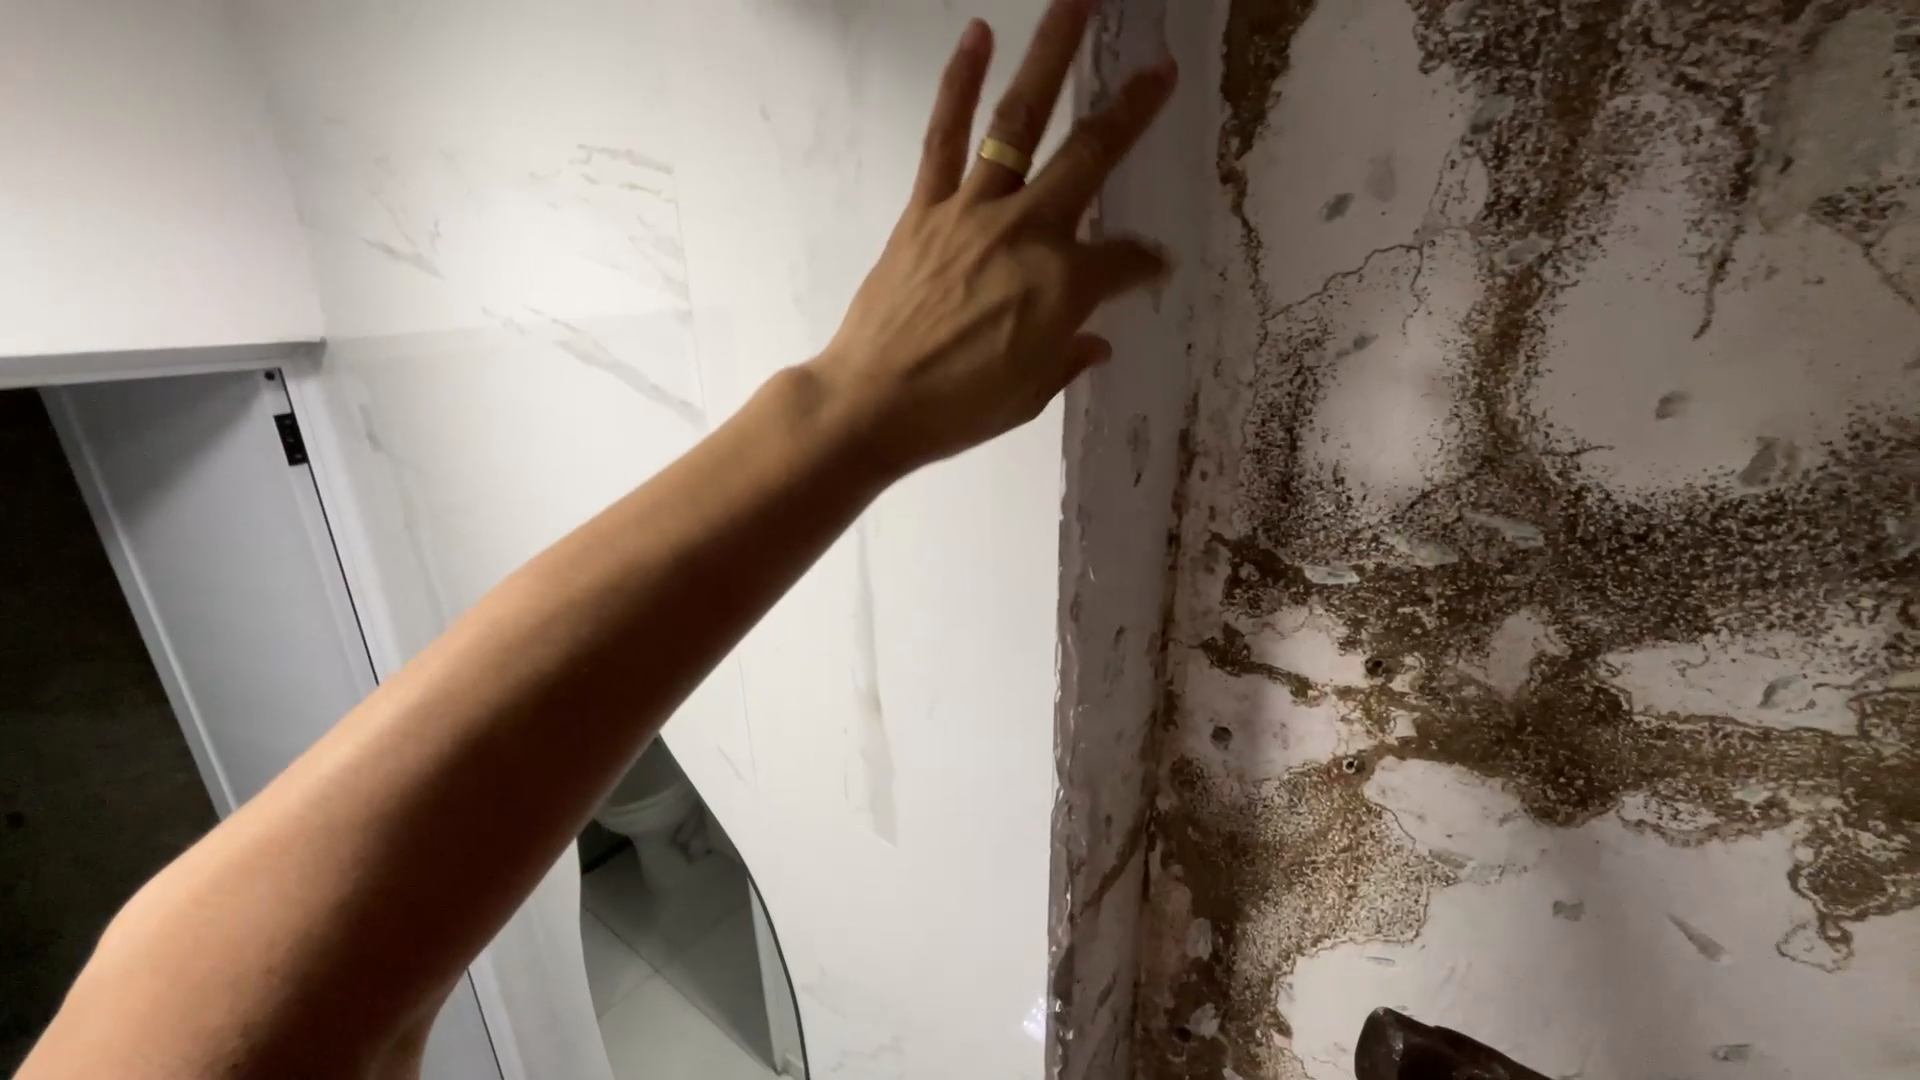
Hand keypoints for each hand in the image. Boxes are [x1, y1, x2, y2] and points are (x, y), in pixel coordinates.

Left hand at [809, 0, 1176, 473]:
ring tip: (1080, 2)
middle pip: (1092, 159)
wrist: (874, 402)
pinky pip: (945, 136)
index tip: (1153, 270)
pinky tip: (978, 33)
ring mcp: (974, 212)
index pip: (1126, 262)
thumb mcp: (1029, 395)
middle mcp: (1029, 232)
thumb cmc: (959, 409)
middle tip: (1162, 71)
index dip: (1146, 266)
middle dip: (1132, 112)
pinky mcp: (926, 209)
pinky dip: (960, 83)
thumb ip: (1067, 359)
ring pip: (1021, 121)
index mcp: (1066, 286)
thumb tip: (1094, 342)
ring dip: (1053, 54)